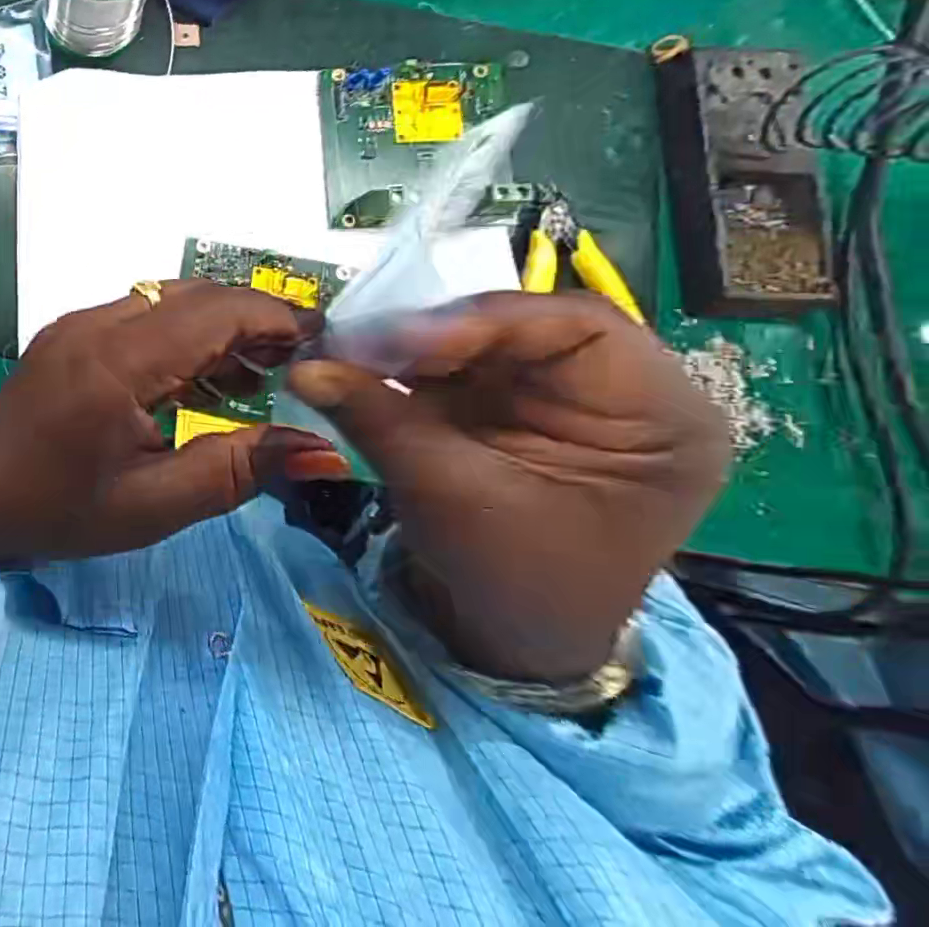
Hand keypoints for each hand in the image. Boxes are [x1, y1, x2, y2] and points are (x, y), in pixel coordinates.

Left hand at [0, 281, 338, 586]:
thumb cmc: (54, 509)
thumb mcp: (151, 505)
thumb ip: (237, 469)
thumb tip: (324, 447)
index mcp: (115, 363)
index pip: (217, 311)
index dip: (279, 320)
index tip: (324, 347)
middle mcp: (94, 324)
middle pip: (194, 295)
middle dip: (254, 321)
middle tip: (294, 369)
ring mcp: (75, 323)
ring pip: (166, 300)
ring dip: (216, 327)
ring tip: (253, 379)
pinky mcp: (66, 333)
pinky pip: (137, 315)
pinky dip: (179, 335)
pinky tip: (195, 380)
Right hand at [288, 292, 729, 680]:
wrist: (502, 637)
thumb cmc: (509, 578)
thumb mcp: (448, 495)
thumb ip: (377, 420)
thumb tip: (302, 365)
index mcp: (655, 417)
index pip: (576, 327)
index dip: (482, 321)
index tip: (394, 340)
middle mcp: (611, 393)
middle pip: (517, 329)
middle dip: (430, 335)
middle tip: (351, 345)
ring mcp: (549, 400)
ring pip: (474, 345)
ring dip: (405, 349)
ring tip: (343, 358)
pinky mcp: (499, 411)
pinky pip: (447, 372)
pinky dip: (398, 371)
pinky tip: (357, 374)